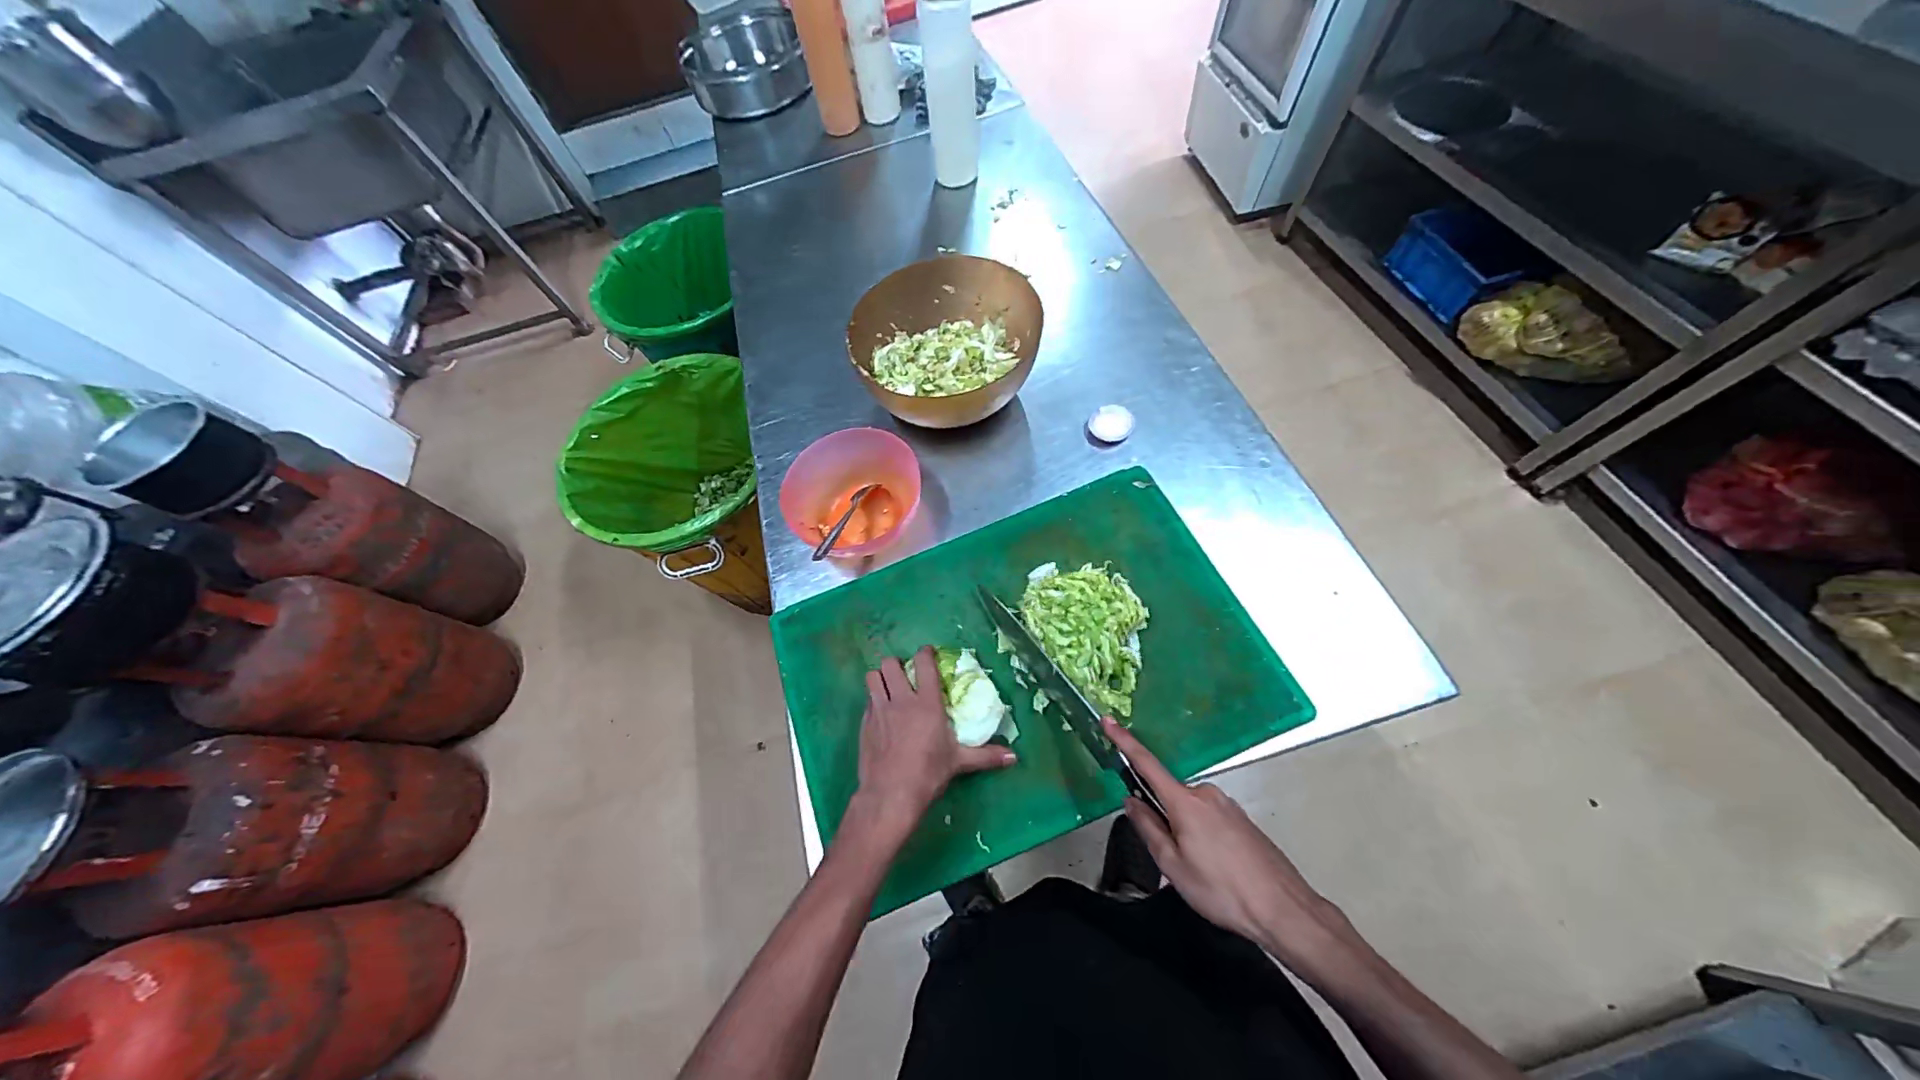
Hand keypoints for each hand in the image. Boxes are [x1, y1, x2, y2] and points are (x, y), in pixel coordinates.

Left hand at [853, 648, 1015, 835]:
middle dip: (897, 664)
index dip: (925, 653)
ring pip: (872, 677)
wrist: (890, 794)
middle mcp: (901, 700)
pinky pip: (867, 700)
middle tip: (906, 674)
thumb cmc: (928, 774)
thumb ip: (986, 756)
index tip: (928, 653)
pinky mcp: (864, 724)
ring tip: (889, 686)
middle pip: (890, 664)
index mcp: (927, 703)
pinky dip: (873, 700)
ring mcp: (879, 710)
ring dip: (880, 677)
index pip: (923, 663)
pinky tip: (881, 713)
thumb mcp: (959, 762)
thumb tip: (1013, 757)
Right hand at [1106, 717, 1362, 969]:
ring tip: (1200, 873)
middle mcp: (1207, 795)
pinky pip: (1208, 819)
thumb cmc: (1223, 891)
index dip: (1124, 742)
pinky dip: (1203, 838)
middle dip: (1161, 819)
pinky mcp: (1241, 819)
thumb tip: (1132, 803)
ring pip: (1189, 811)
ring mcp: (1227, 806)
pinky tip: (1216, 869)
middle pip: (1169, 795)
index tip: (1108, 722)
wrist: (1284, 910)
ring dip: (1184, 833)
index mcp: (1186, 802)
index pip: (1147, 765)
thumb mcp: (1173, 866)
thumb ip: (1148, 829)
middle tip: (1172, 860)